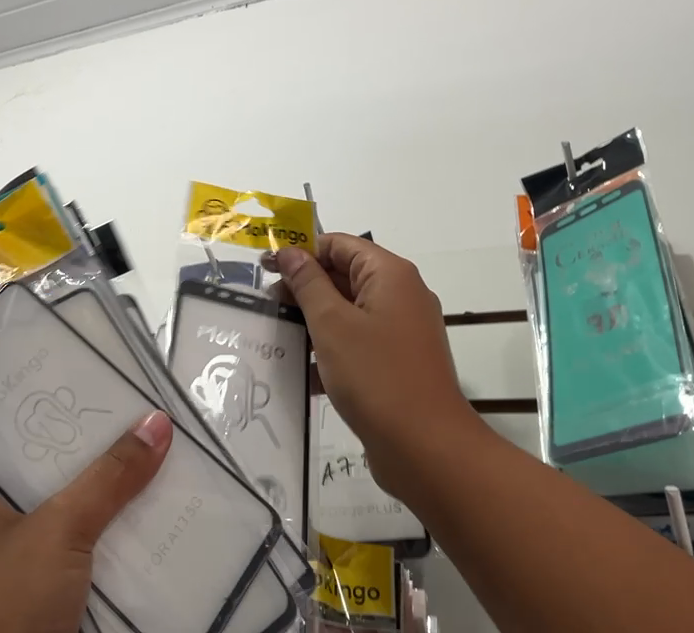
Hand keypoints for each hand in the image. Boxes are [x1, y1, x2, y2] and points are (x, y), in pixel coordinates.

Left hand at [0, 410, 172, 632]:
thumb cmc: (8, 600)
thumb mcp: (58, 527)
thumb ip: (107, 477)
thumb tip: (157, 423)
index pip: (35, 433)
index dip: (75, 408)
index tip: (120, 384)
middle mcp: (18, 520)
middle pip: (74, 475)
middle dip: (116, 455)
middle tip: (163, 418)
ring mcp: (46, 560)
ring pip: (98, 517)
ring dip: (134, 500)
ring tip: (182, 459)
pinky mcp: (73, 595)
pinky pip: (112, 557)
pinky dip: (140, 544)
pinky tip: (177, 517)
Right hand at [271, 234, 482, 495]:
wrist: (427, 449)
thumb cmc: (376, 376)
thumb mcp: (331, 324)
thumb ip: (307, 283)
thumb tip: (290, 251)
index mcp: (390, 275)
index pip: (339, 244)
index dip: (302, 251)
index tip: (266, 268)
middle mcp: (401, 295)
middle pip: (345, 275)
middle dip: (305, 288)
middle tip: (267, 304)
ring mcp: (403, 331)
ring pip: (349, 312)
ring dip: (314, 321)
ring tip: (279, 336)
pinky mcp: (399, 362)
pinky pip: (359, 342)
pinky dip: (333, 349)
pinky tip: (303, 371)